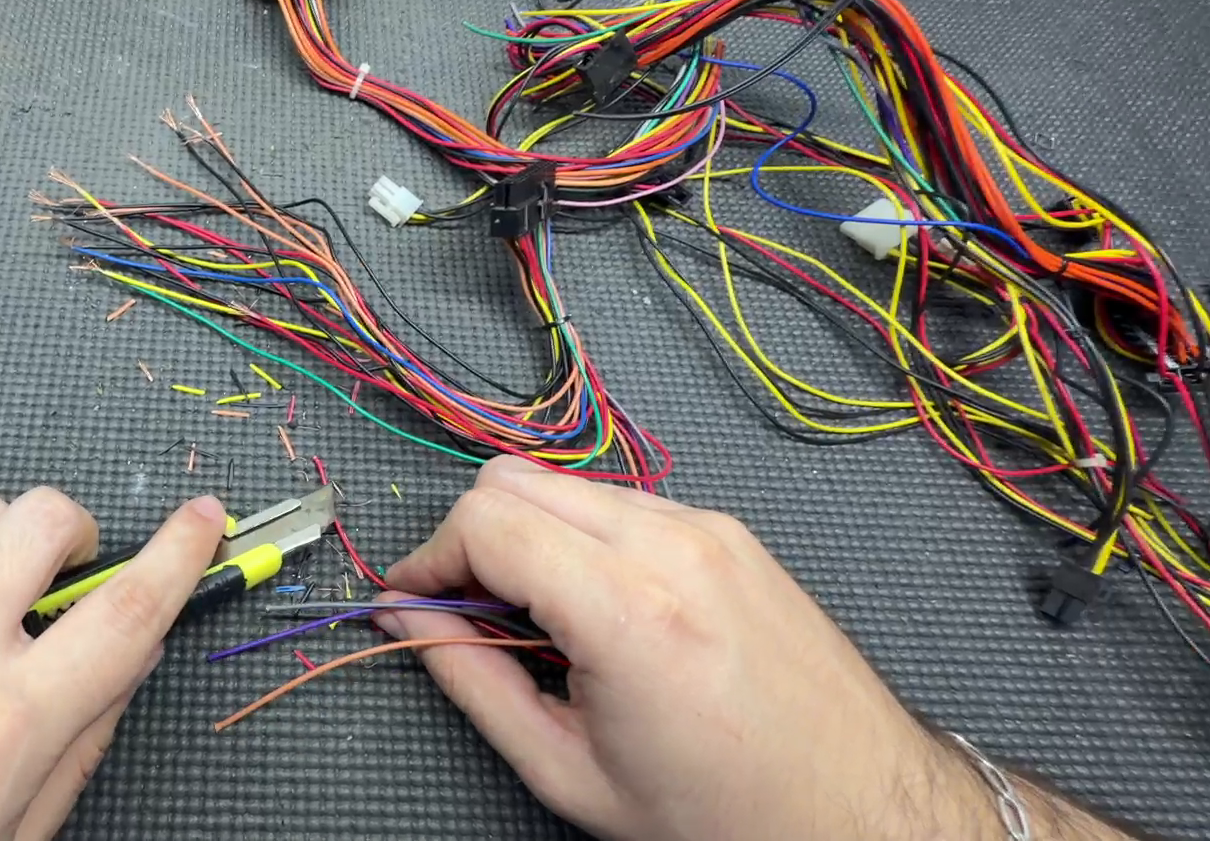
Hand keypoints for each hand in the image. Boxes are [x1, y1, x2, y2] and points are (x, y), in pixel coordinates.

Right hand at [375, 457, 1135, 840]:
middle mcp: (666, 541)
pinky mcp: (721, 524)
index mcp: (628, 610)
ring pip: (555, 482)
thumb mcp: (568, 771)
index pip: (484, 522)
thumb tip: (405, 616)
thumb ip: (469, 678)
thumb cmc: (723, 818)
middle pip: (508, 480)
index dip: (428, 556)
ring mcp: (701, 523)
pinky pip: (609, 499)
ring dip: (520, 531)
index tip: (411, 597)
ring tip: (536, 608)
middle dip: (466, 535)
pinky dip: (571, 532)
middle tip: (468, 604)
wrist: (881, 822)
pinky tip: (594, 596)